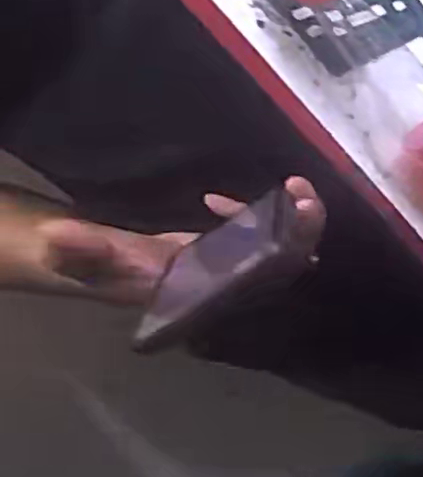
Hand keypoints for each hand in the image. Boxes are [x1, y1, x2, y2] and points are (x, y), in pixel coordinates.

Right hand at [39, 176, 325, 305]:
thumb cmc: (95, 266)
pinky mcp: (241, 246)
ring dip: (299, 215)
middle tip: (304, 199)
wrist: (95, 260)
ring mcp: (244, 262)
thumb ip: (82, 250)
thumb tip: (64, 234)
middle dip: (304, 229)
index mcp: (217, 290)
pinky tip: (214, 201)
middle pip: (292, 257)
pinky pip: (269, 229)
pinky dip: (255, 211)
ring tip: (294, 185)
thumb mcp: (84, 259)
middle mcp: (240, 279)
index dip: (285, 257)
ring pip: (291, 241)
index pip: (266, 278)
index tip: (289, 235)